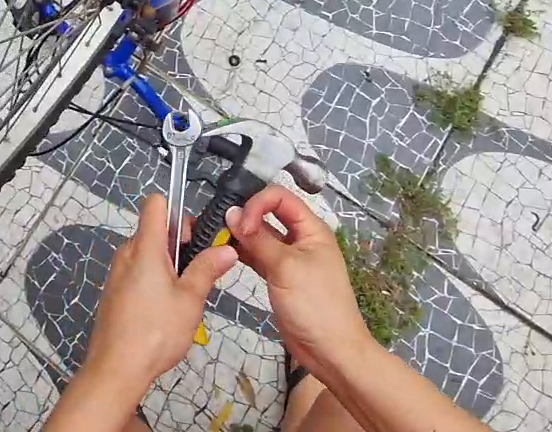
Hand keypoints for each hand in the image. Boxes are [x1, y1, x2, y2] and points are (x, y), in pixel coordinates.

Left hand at [78, 194, 239, 389]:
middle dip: (176, 244)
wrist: (116, 369)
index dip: (176, 213)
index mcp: (144, 246)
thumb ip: (207, 269)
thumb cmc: (156, 331)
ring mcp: (117, 272)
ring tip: (180, 297)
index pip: (155, 203)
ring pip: (146, 252)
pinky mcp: (114, 291)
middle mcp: (127, 252)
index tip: (190, 240)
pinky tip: (161, 310)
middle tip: (193, 276)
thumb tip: (226, 248)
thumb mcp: (190, 300)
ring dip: (166, 265)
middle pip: (153, 229)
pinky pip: (136, 271)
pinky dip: (152, 279)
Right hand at [224, 185, 378, 377]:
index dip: (258, 203)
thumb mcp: (285, 267)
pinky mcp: (280, 277)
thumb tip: (232, 213)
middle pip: (270, 213)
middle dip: (248, 215)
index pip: (280, 197)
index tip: (241, 223)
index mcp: (311, 228)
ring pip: (262, 235)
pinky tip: (227, 252)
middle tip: (222, 225)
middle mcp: (301, 238)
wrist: (332, 353)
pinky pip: (259, 256)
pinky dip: (244, 253)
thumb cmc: (315, 305)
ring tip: (220, 237)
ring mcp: (290, 258)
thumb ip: (258, 239)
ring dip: (243, 235)